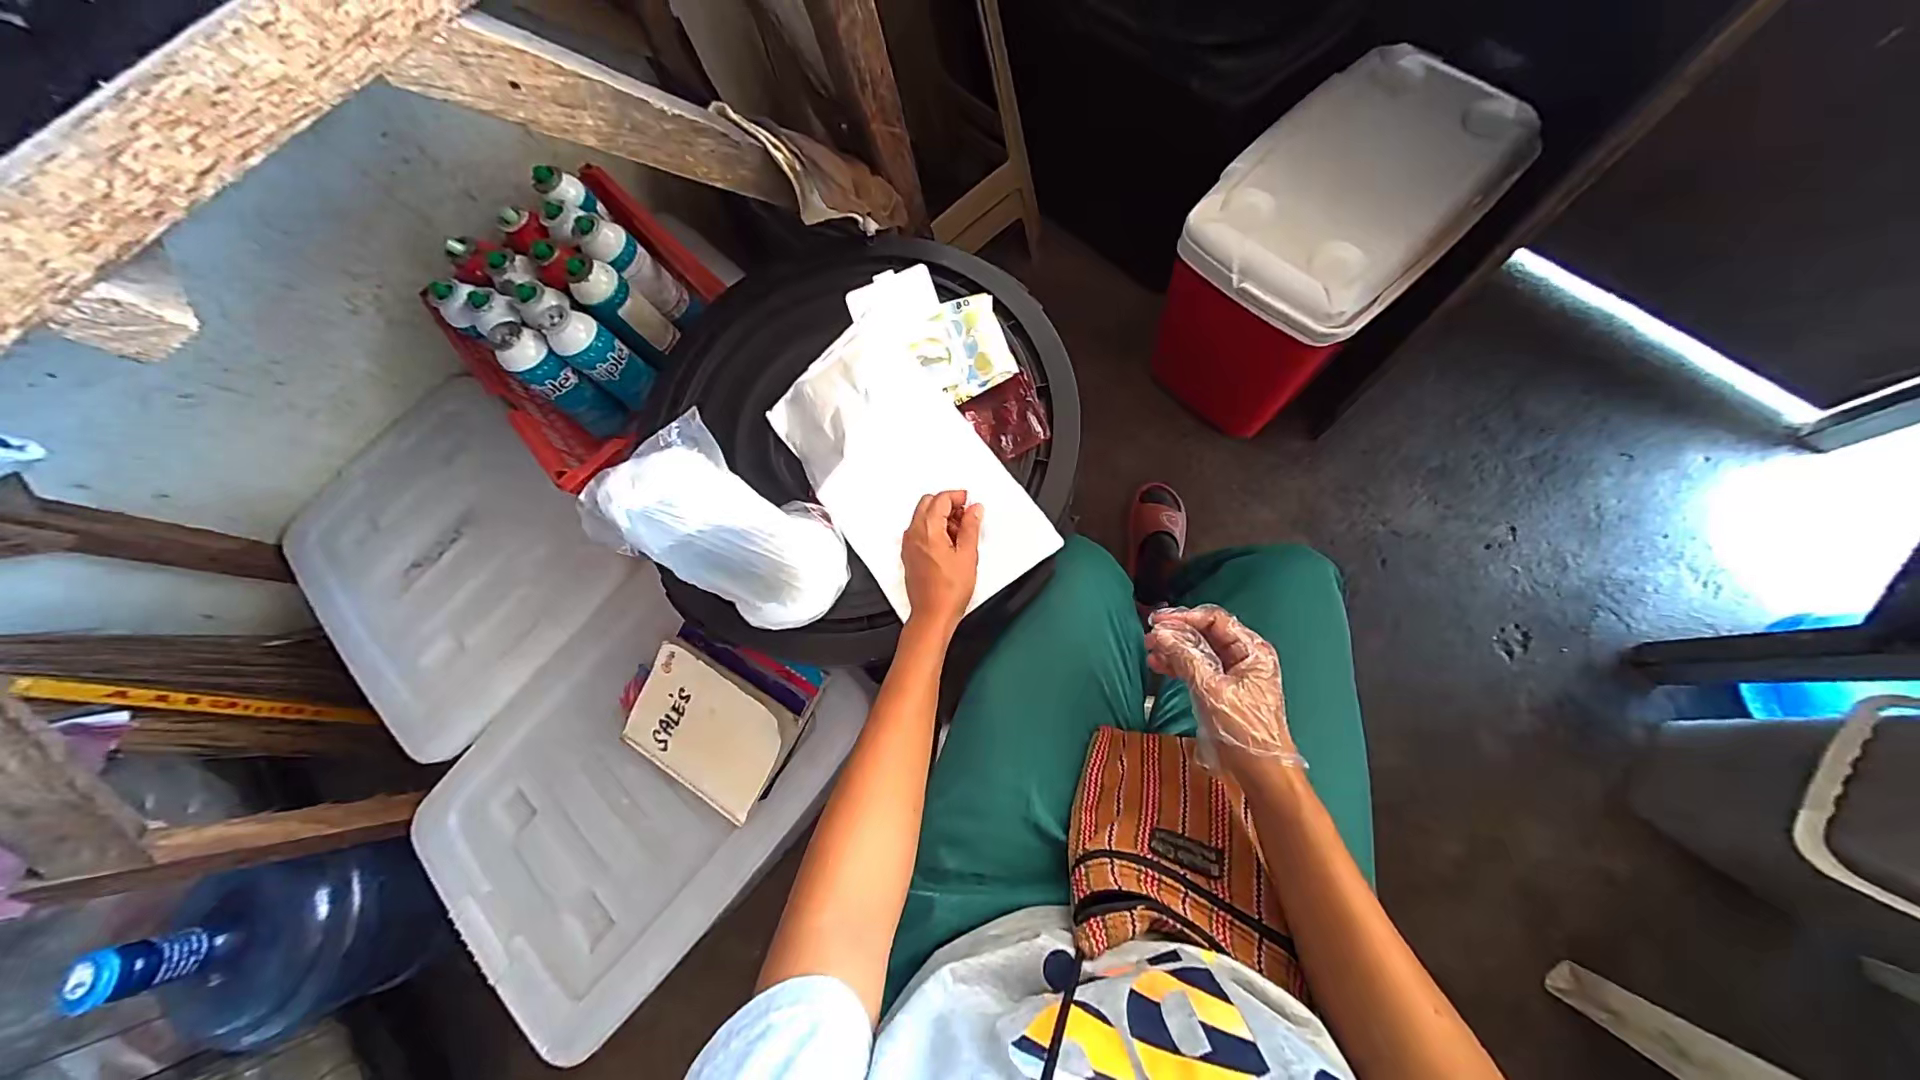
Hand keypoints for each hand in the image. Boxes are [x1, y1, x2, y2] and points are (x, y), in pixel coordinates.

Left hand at [902, 490, 981, 635]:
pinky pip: (919, 532)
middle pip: (928, 503)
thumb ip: (971, 527)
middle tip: (966, 515)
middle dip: (948, 504)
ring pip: (922, 517)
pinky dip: (933, 530)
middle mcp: (914, 534)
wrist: (933, 614)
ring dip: (940, 517)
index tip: (969, 501)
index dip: (957, 496)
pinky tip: (949, 544)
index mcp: (928, 530)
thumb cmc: (948, 592)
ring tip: (960, 533)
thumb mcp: (968, 555)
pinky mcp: (909, 555)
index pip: (941, 499)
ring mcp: (909, 545)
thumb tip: (974, 510)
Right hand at [1145, 605, 1302, 770]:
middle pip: (1205, 633)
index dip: (1185, 617)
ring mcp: (1231, 674)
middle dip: (1176, 632)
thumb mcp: (1212, 691)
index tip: (1158, 622)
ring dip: (1173, 648)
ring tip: (1150, 650)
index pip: (1215, 620)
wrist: (1260, 773)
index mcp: (1252, 651)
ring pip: (1197, 650)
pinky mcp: (1220, 690)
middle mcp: (1244, 657)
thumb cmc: (1245, 731)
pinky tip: (1159, 665)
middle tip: (1150, 634)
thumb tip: (1160, 634)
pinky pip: (1195, 668)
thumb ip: (1186, 658)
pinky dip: (1177, 665)